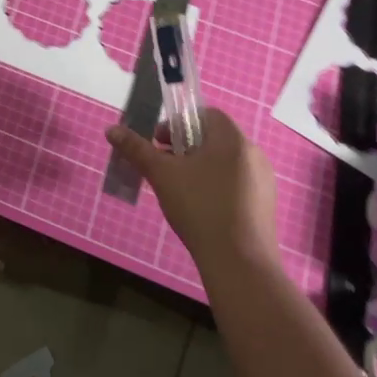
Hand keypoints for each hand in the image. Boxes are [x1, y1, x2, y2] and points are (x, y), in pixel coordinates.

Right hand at [107, 108, 277, 272]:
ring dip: (200, 166)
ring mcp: (263, 181)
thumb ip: (136, 149)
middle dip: (185, 147)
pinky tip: (201, 207)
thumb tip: (111, 129)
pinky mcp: (265, 204)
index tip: (160, 143)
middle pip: (214, 138)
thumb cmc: (199, 207)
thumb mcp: (161, 175)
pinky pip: (237, 182)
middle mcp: (253, 154)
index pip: (207, 114)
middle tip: (164, 166)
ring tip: (179, 188)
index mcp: (232, 140)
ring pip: (225, 162)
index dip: (179, 123)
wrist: (239, 261)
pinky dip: (216, 184)